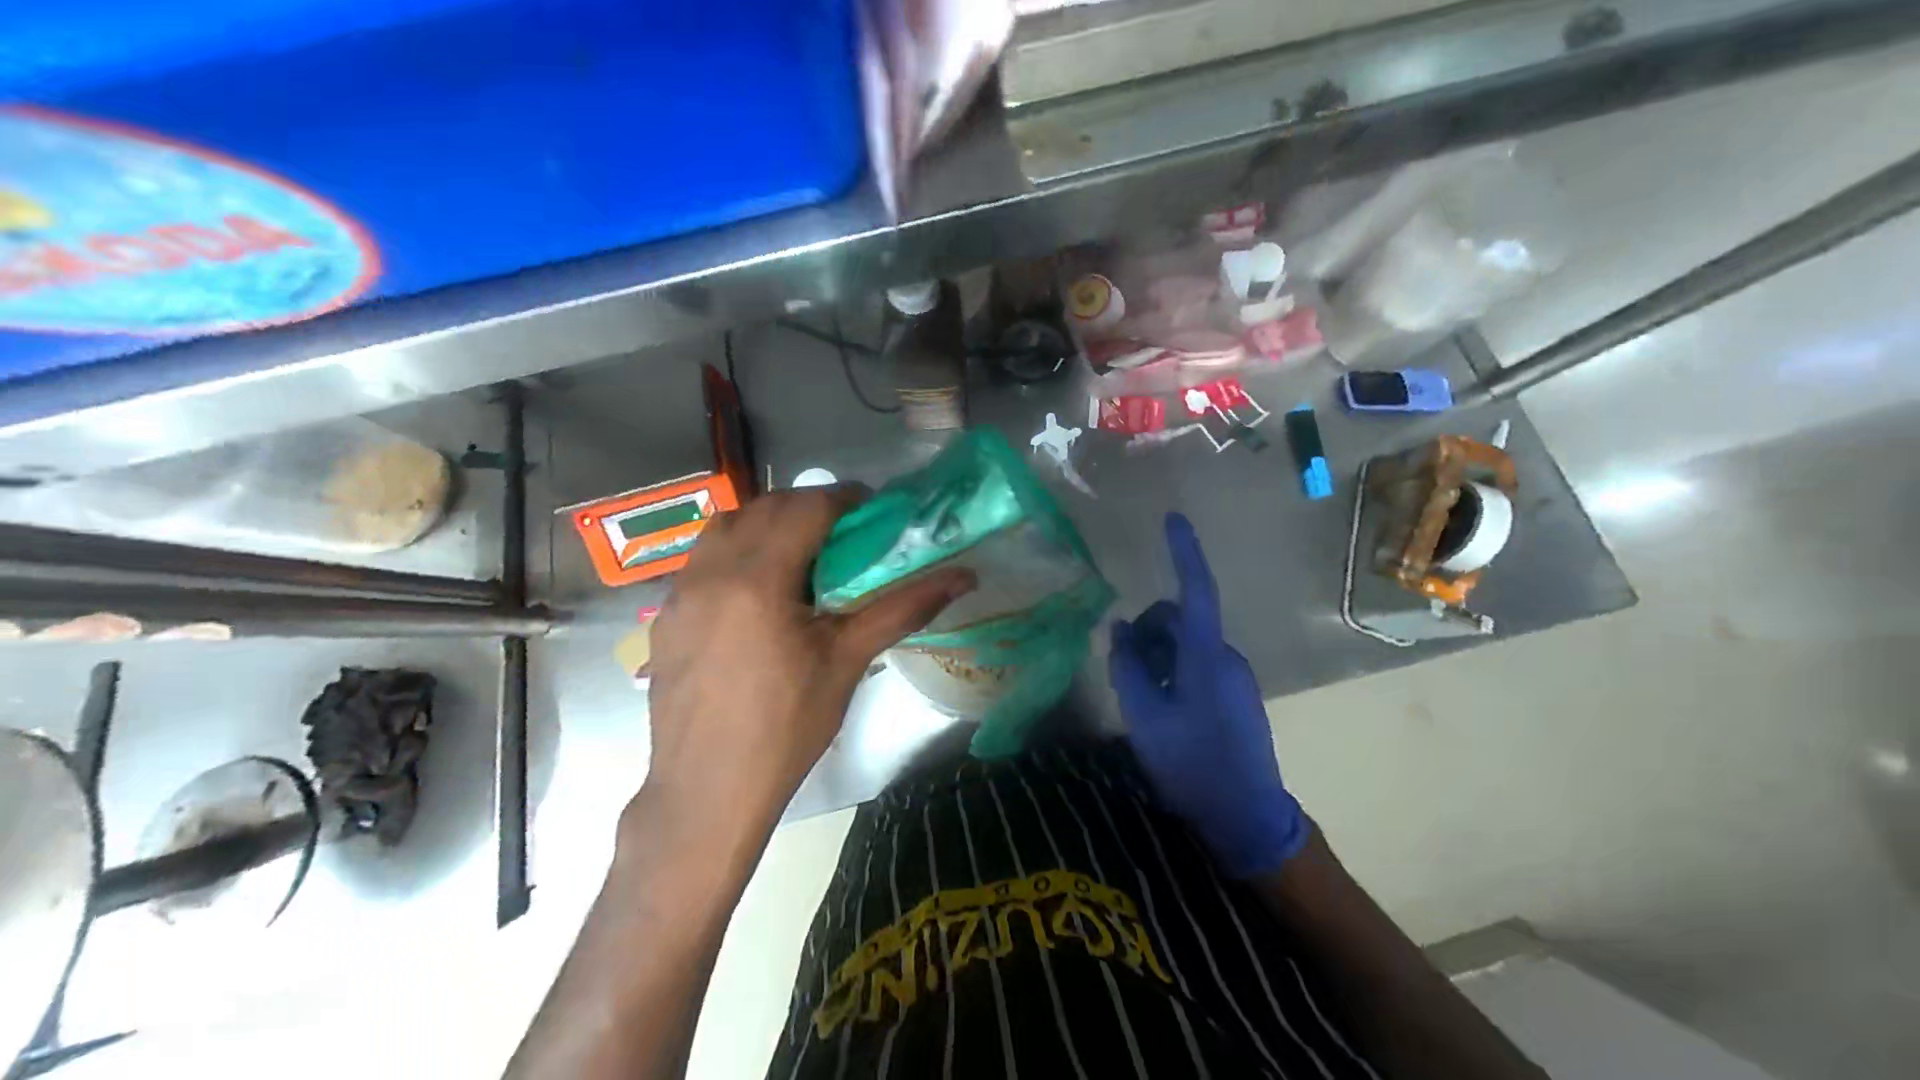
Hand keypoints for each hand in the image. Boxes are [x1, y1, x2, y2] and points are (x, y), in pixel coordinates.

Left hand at [640, 488, 974, 834]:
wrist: (707, 791)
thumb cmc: (786, 728)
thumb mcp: (848, 662)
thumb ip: (903, 608)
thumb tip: (963, 577)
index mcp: (758, 579)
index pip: (805, 508)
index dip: (844, 498)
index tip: (872, 509)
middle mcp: (711, 572)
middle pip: (764, 508)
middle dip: (807, 506)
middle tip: (844, 532)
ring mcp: (679, 593)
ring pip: (724, 526)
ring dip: (766, 523)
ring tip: (798, 555)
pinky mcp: (664, 616)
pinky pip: (701, 560)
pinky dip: (735, 552)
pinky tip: (756, 592)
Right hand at [1108, 512, 1308, 878]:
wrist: (1247, 818)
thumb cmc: (1192, 765)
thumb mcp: (1145, 717)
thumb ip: (1128, 667)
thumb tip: (1119, 629)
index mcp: (1206, 656)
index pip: (1196, 591)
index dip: (1184, 553)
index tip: (1173, 519)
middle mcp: (1225, 658)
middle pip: (1179, 620)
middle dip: (1147, 631)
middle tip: (1122, 669)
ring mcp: (1234, 678)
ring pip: (1185, 645)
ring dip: (1156, 656)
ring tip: (1139, 698)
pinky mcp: (1235, 696)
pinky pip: (1197, 666)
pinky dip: (1171, 672)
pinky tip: (1159, 709)